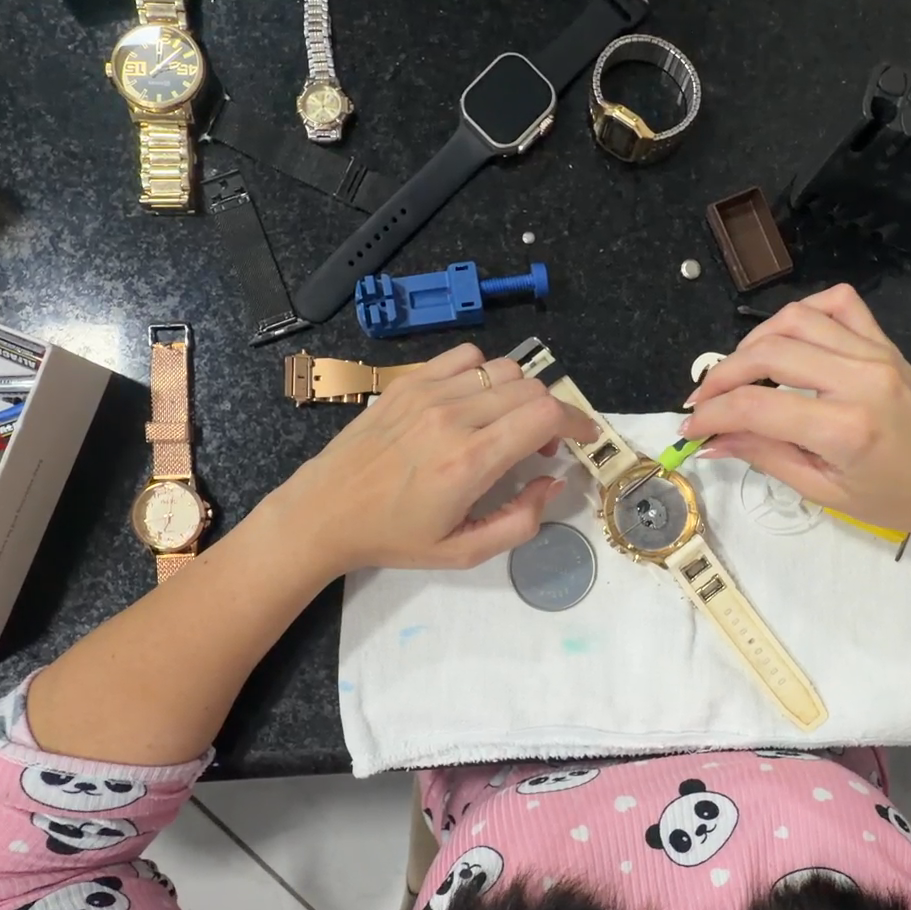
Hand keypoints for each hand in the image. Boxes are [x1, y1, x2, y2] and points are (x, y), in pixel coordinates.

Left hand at [268, 343, 598, 574]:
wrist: (326, 512)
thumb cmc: (394, 537)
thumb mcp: (463, 552)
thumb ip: (520, 522)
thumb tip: (552, 481)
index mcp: (469, 462)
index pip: (545, 415)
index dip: (578, 422)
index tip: (585, 437)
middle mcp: (453, 417)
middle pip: (532, 389)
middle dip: (552, 415)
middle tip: (540, 447)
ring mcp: (428, 393)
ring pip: (503, 370)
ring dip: (521, 395)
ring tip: (508, 425)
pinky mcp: (409, 382)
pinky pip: (467, 357)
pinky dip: (485, 374)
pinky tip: (476, 403)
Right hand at [682, 285, 910, 547]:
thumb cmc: (898, 501)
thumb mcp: (824, 493)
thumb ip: (766, 458)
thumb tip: (712, 443)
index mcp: (845, 428)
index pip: (755, 406)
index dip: (711, 415)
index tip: (688, 430)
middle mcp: (860, 377)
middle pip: (767, 353)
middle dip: (720, 377)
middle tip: (701, 404)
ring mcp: (876, 352)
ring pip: (794, 319)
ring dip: (752, 343)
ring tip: (736, 374)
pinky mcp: (886, 342)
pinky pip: (837, 305)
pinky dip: (800, 314)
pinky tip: (785, 342)